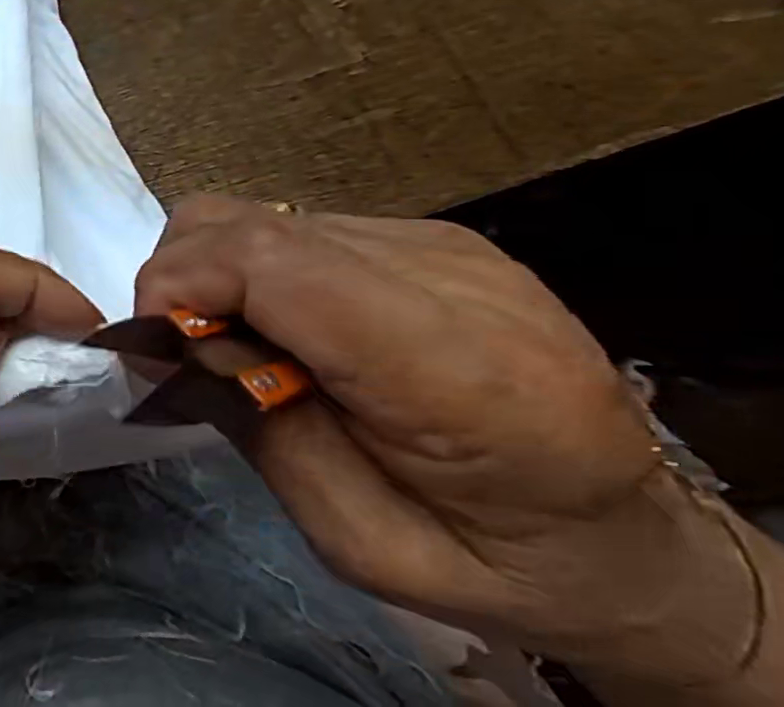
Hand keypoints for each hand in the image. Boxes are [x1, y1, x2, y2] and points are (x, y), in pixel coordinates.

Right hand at [133, 196, 757, 684]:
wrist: (632, 535)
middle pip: (250, 224)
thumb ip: (261, 430)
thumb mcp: (361, 544)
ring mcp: (439, 242)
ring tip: (241, 348)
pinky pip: (298, 229)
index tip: (151, 348)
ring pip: (261, 216)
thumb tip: (182, 340)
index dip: (181, 286)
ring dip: (217, 275)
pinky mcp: (428, 235)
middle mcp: (446, 275)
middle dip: (182, 280)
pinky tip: (292, 331)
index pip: (271, 264)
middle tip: (185, 355)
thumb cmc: (502, 566)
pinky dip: (259, 272)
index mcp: (452, 369)